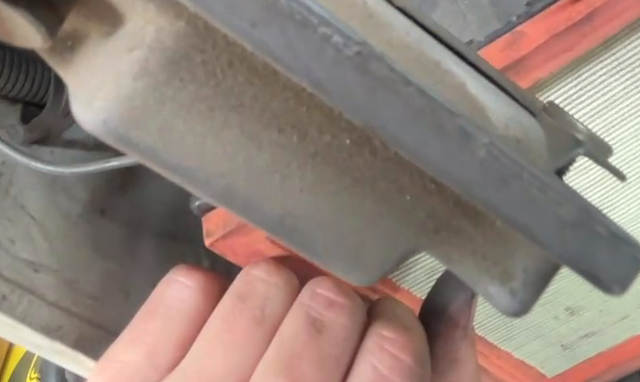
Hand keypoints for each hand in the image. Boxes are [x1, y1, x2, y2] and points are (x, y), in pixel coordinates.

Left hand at [96, 262, 478, 381]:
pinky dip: (211, 298)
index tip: (391, 341)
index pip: (392, 355)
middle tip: (334, 342)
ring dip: (282, 301)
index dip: (399, 337)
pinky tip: (223, 342)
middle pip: (327, 307)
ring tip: (278, 341)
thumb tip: (451, 297)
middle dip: (343, 314)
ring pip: (260, 284)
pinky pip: (188, 287)